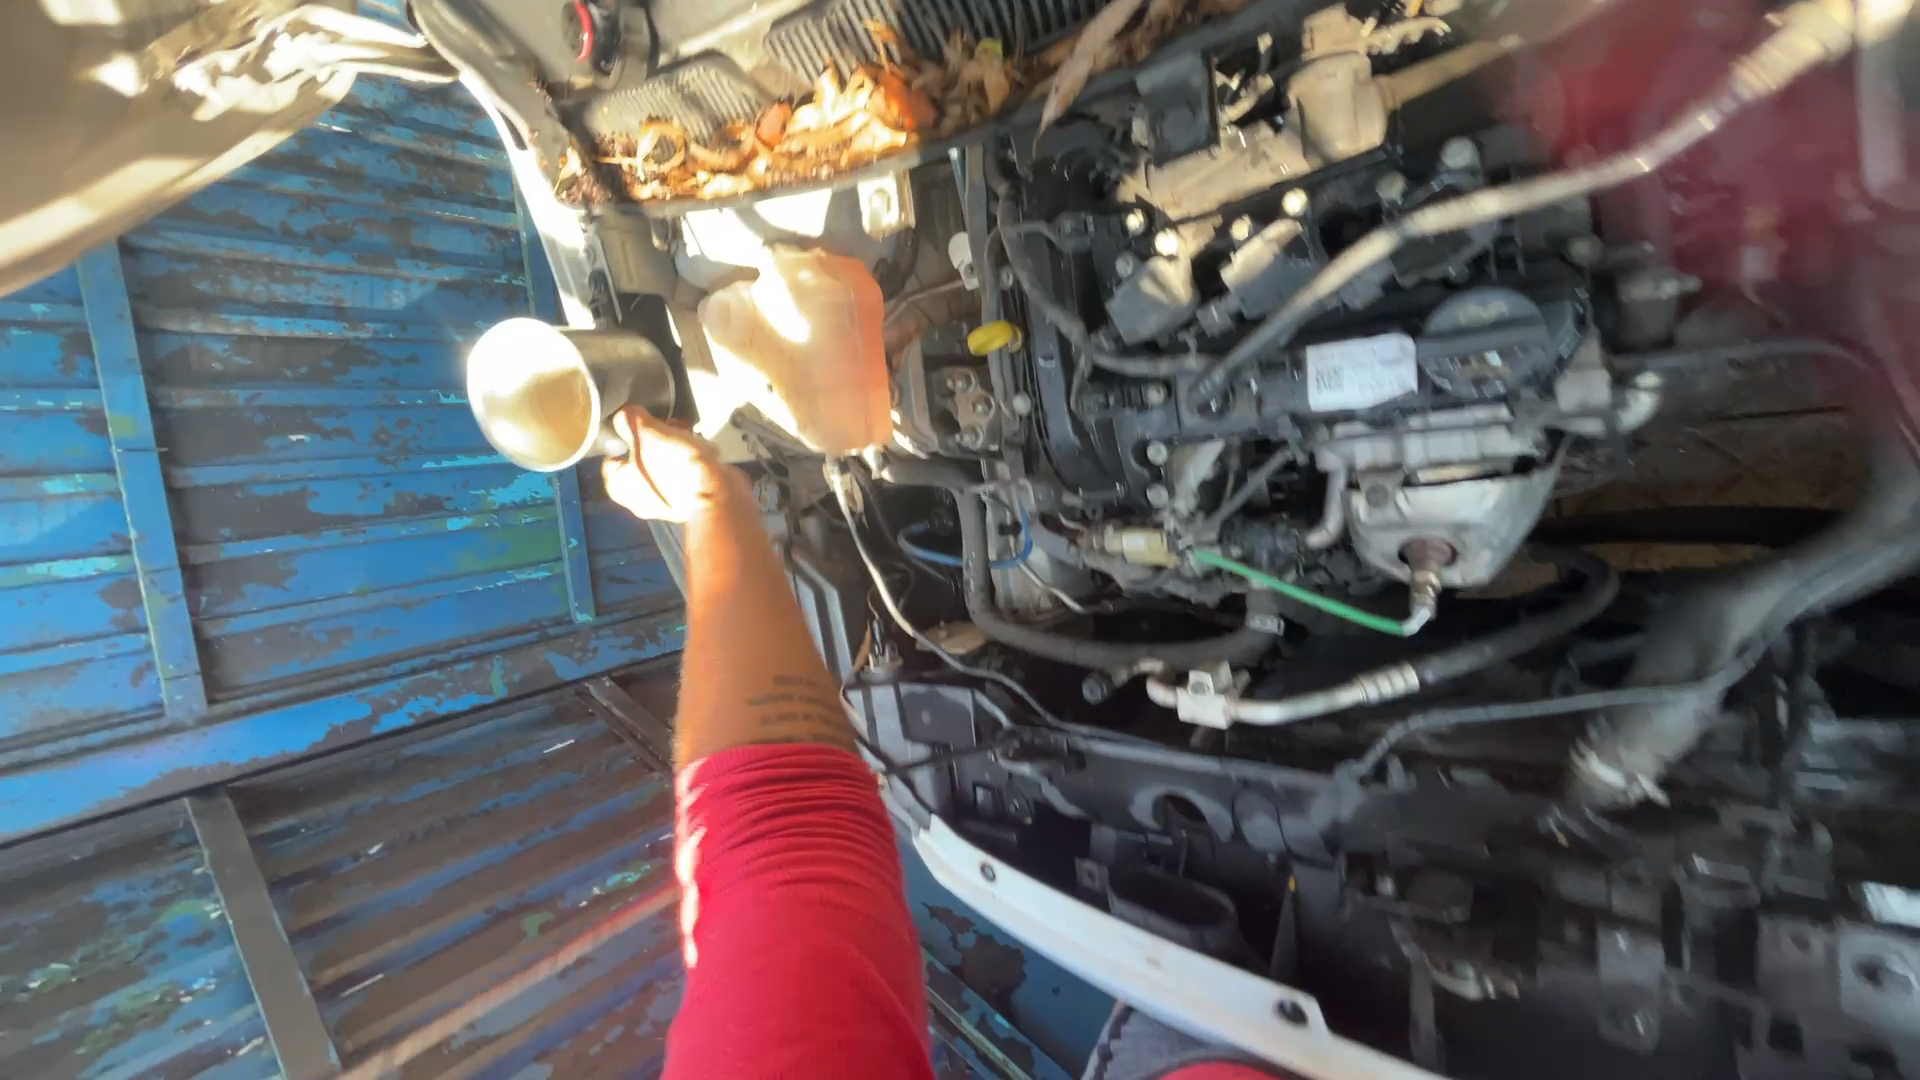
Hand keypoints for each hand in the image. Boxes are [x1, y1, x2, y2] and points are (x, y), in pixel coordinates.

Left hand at [601, 407, 737, 521]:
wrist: (720, 498)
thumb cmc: (675, 467)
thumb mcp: (646, 433)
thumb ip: (629, 418)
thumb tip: (627, 413)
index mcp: (618, 484)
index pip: (613, 450)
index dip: (628, 431)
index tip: (645, 420)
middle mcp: (638, 496)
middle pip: (642, 453)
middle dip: (660, 435)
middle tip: (675, 426)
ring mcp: (666, 499)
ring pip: (666, 460)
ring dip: (681, 445)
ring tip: (694, 438)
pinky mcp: (691, 498)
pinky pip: (687, 472)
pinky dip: (696, 460)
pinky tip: (706, 453)